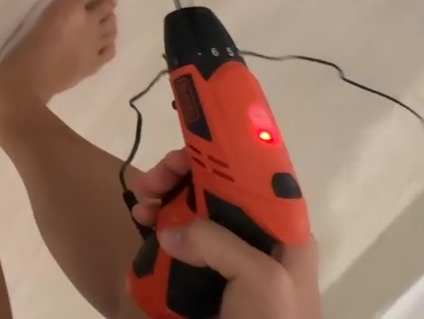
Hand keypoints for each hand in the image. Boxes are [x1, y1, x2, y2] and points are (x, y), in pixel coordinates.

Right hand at [137, 150, 321, 318]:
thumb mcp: (261, 282)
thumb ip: (217, 241)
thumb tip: (169, 231)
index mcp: (283, 233)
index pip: (255, 175)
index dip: (224, 153)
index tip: (189, 141)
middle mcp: (256, 238)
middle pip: (215, 185)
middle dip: (180, 174)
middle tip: (151, 180)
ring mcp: (228, 257)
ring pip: (190, 206)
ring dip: (162, 196)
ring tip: (140, 206)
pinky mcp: (203, 274)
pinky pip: (176, 236)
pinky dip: (155, 223)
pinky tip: (140, 223)